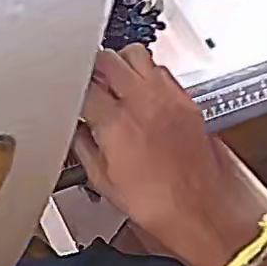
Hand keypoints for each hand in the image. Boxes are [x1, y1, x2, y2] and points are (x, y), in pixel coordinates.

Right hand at [72, 44, 263, 265]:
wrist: (198, 209)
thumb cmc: (157, 203)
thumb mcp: (103, 180)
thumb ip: (83, 146)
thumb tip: (76, 131)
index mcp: (116, 122)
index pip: (83, 85)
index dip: (71, 89)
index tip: (68, 98)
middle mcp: (143, 101)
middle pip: (109, 58)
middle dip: (92, 68)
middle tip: (87, 84)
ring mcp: (168, 97)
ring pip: (137, 55)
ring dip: (120, 65)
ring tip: (112, 83)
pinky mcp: (186, 101)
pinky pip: (161, 72)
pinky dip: (146, 76)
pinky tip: (140, 95)